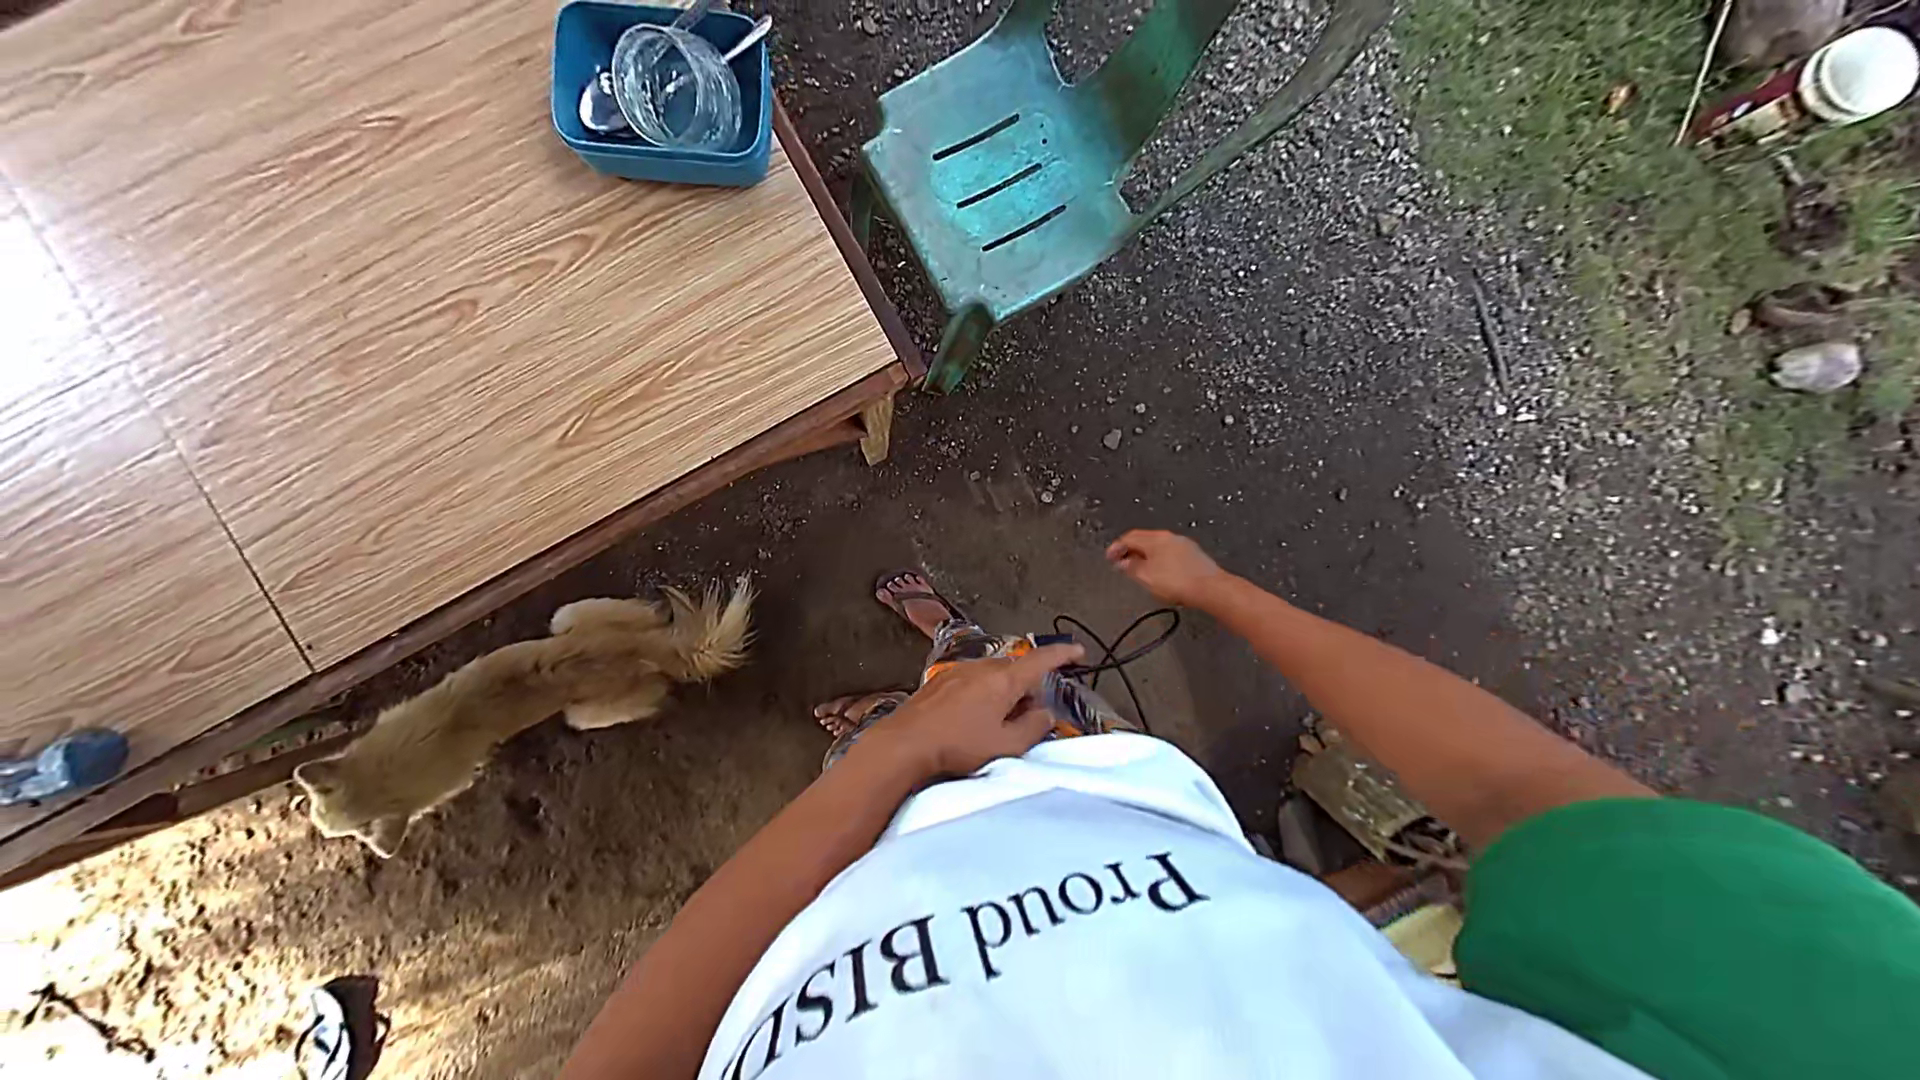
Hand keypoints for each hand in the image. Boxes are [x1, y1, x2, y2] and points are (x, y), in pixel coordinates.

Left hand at [855, 643, 1084, 779]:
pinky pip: (973, 680)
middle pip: (1016, 670)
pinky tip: (972, 719)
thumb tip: (1045, 714)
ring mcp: (959, 670)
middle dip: (1028, 689)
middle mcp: (982, 667)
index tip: (1078, 652)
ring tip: (996, 724)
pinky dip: (983, 693)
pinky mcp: (941, 680)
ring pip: (993, 675)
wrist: (906, 743)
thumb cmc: (958, 745)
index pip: (1041, 660)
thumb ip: (1033, 728)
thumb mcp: (1006, 745)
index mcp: (1004, 680)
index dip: (1063, 655)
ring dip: (1003, 693)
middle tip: (1028, 717)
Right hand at [1106, 529, 1230, 607]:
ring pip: (1158, 547)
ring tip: (1139, 571)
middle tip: (1121, 563)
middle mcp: (1170, 537)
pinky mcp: (1194, 557)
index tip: (1109, 557)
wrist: (1210, 589)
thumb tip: (1122, 562)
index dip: (1116, 547)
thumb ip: (1130, 567)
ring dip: (1145, 556)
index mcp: (1155, 538)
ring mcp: (1184, 545)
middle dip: (1130, 551)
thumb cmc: (1177, 581)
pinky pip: (1170, 554)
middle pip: (1144, 540)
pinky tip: (1160, 574)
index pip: (1129, 537)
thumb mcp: (1145, 576)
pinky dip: (1160, 561)